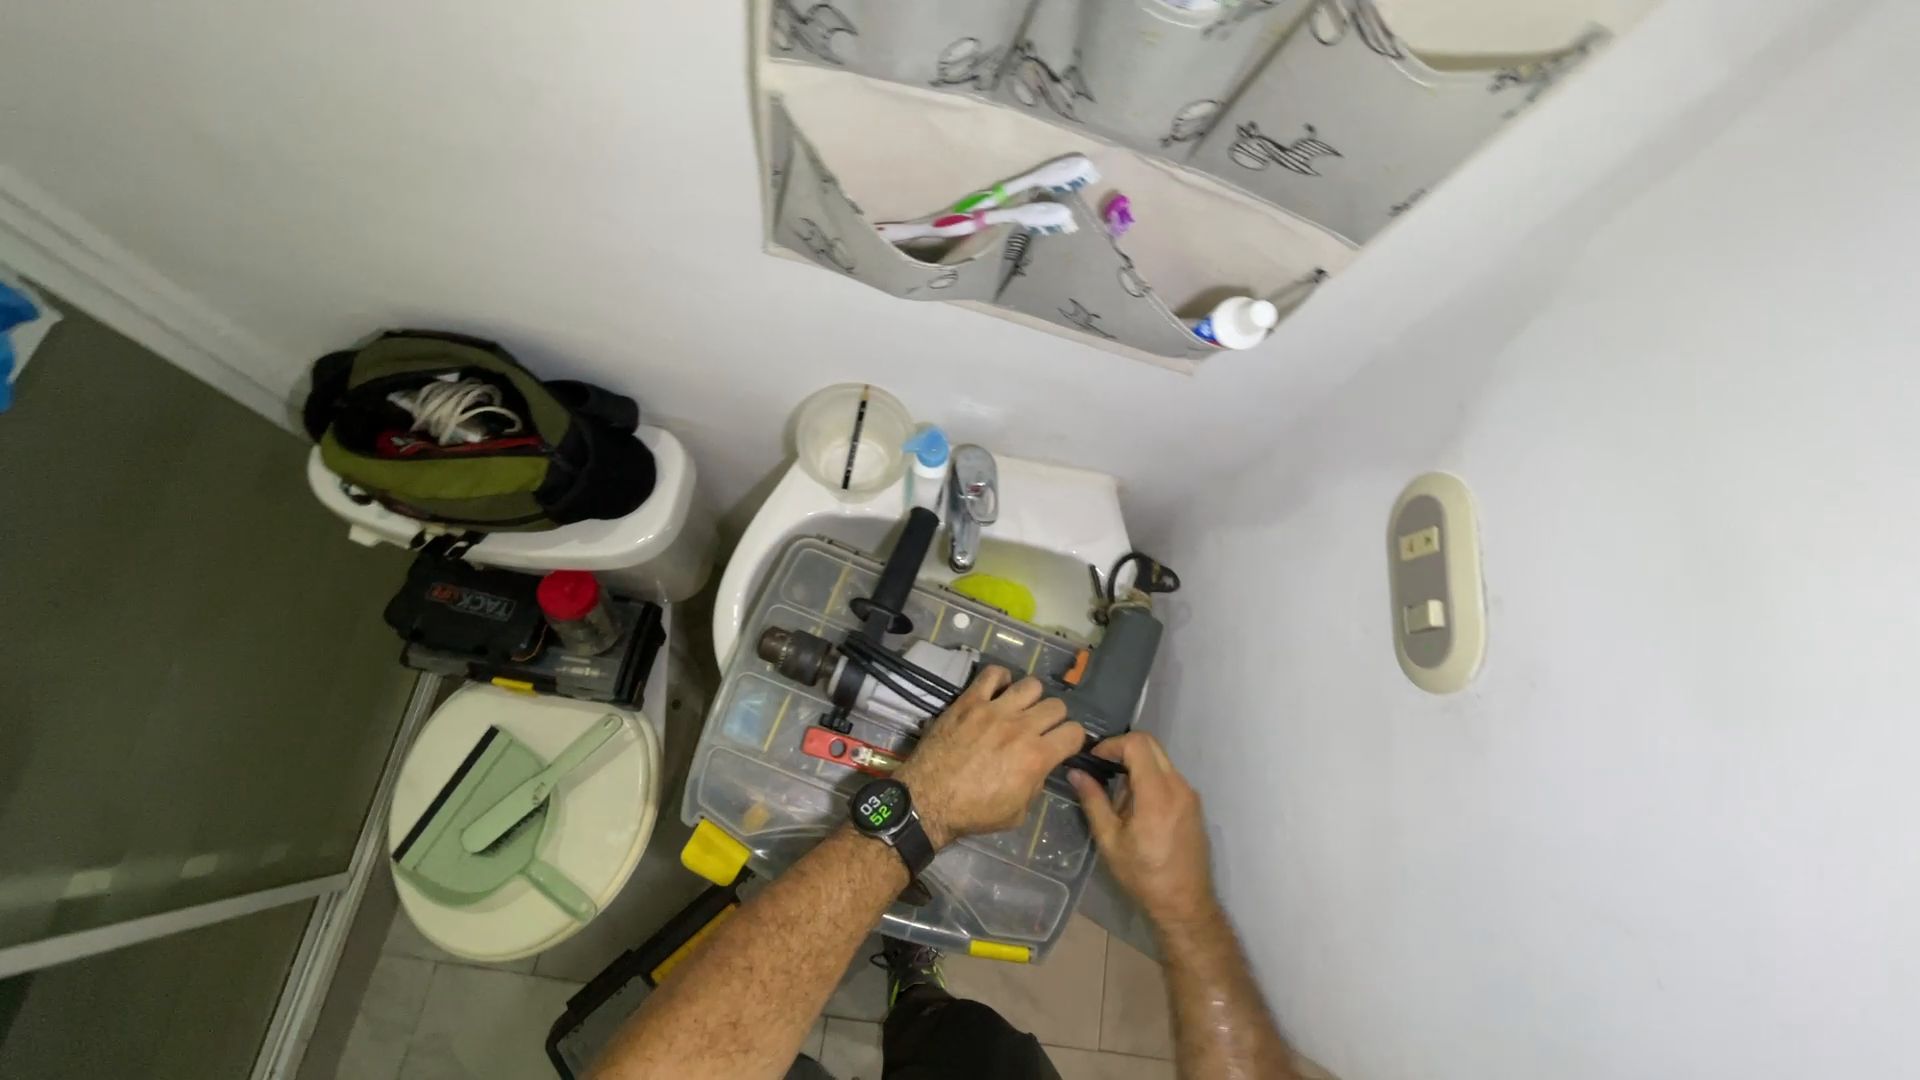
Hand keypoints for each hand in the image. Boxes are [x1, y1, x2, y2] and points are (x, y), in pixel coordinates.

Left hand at [895, 666, 1085, 849]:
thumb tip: (1040, 766)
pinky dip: (1001, 679)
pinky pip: (993, 674)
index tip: (1062, 745)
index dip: (1072, 740)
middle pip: (1056, 706)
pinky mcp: (969, 701)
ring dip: (1031, 698)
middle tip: (1040, 730)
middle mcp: (1020, 727)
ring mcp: (994, 709)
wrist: (929, 799)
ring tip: (1019, 710)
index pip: (1074, 732)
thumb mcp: (1018, 813)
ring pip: (1031, 685)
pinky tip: (998, 693)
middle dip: (1054, 719)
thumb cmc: (974, 812)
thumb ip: (1037, 784)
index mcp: (1036, 757)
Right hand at [1069, 733, 1216, 928]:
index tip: (1094, 759)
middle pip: (1151, 744)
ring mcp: (1190, 794)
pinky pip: (1169, 776)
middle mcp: (1178, 786)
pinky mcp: (1193, 804)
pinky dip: (1150, 776)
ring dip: (1137, 764)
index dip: (1112, 744)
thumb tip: (1076, 772)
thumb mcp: (1110, 840)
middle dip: (1123, 749)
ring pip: (1160, 759)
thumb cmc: (1143, 876)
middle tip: (1102, 766)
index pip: (1137, 744)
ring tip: (1117, 794)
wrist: (1185, 905)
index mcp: (1157, 793)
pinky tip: (1136, 805)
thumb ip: (1093, 800)